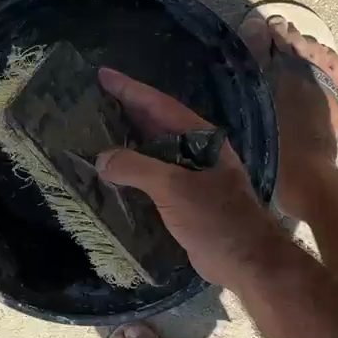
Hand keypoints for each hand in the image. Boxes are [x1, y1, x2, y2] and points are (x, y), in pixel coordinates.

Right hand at [95, 68, 289, 289]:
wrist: (246, 262)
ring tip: (93, 133)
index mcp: (201, 139)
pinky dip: (130, 172)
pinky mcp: (183, 201)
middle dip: (124, 111)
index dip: (130, 90)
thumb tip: (102, 158)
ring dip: (124, 142)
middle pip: (154, 124)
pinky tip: (110, 174)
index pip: (159, 105)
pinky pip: (151, 178)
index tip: (102, 75)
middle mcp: (196, 152)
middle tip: (91, 100)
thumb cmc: (217, 219)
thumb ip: (138, 168)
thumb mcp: (175, 188)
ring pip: (151, 151)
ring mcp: (190, 177)